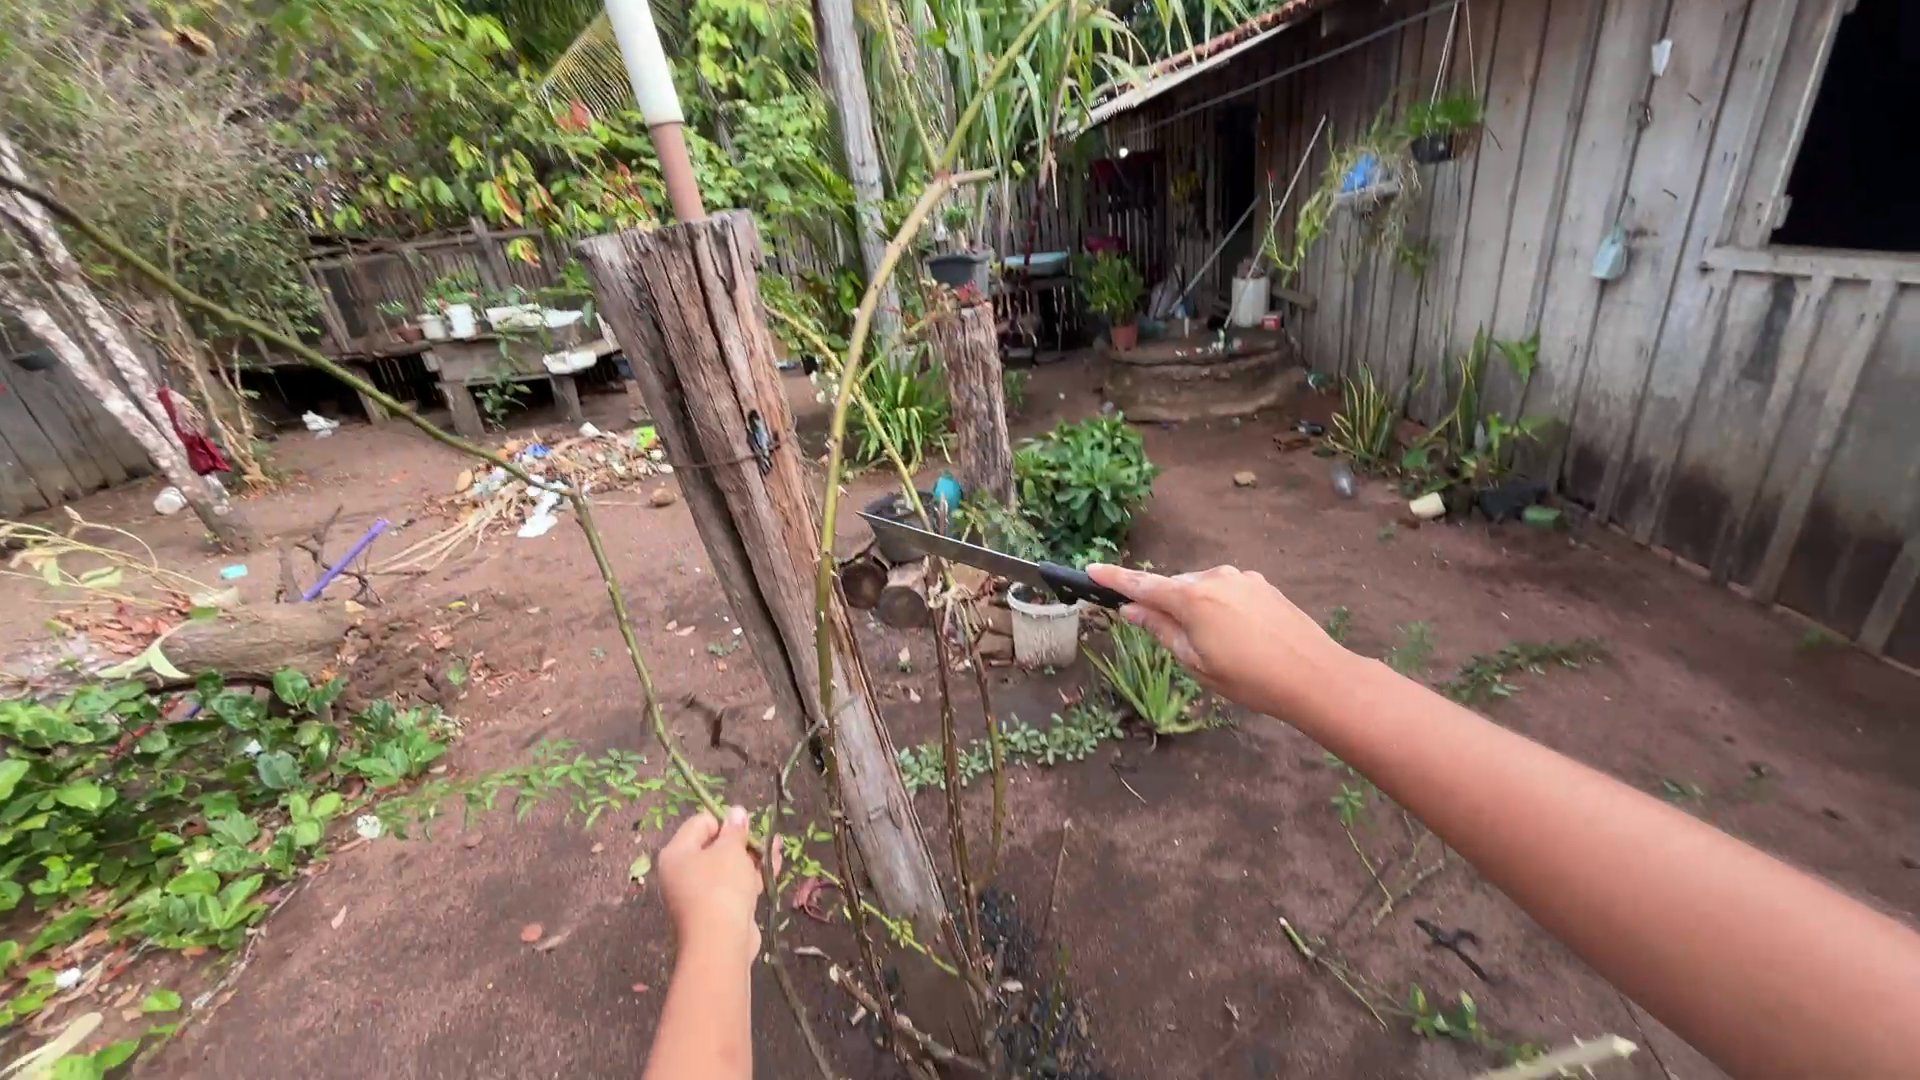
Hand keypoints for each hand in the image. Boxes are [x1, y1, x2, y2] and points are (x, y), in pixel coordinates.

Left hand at [658, 806, 762, 965]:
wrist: (721, 942)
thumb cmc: (721, 886)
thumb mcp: (731, 849)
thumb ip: (735, 829)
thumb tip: (736, 811)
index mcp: (677, 853)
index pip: (701, 823)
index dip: (726, 820)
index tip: (746, 825)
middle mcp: (683, 872)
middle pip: (715, 845)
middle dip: (743, 840)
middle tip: (763, 837)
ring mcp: (699, 893)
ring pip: (729, 866)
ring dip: (752, 857)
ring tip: (776, 847)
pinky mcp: (716, 909)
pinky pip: (734, 885)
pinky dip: (752, 876)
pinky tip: (773, 865)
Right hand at [1087, 563, 1348, 718]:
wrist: (1315, 676)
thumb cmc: (1249, 678)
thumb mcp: (1194, 661)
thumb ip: (1160, 629)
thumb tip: (1132, 610)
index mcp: (1191, 597)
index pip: (1142, 585)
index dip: (1114, 579)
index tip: (1091, 569)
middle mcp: (1213, 577)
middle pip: (1173, 587)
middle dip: (1165, 607)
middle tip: (1179, 646)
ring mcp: (1240, 577)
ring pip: (1200, 589)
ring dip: (1194, 610)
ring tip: (1217, 648)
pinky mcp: (1261, 584)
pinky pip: (1224, 591)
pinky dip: (1218, 608)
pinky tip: (1238, 637)